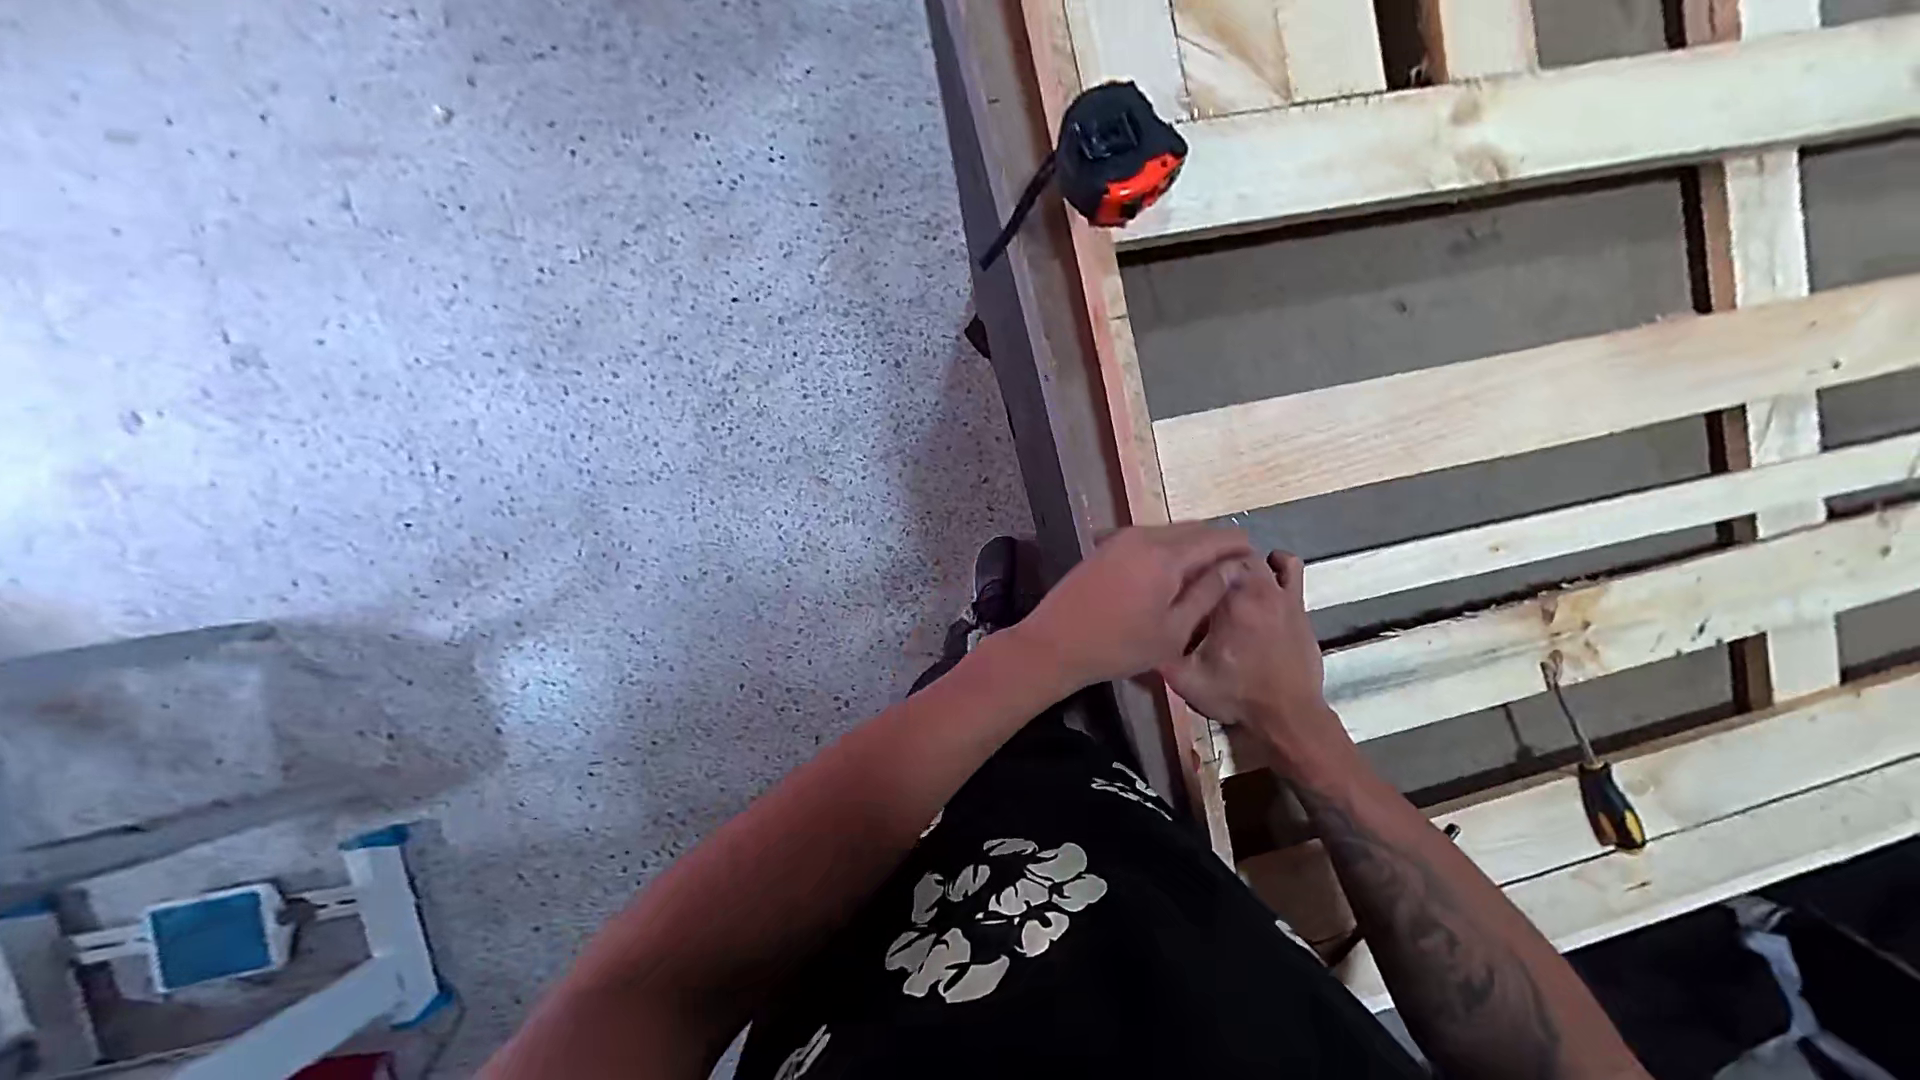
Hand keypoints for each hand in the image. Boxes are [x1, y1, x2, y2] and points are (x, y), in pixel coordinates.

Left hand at [1012, 524, 1253, 691]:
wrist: (1054, 644)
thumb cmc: (1118, 646)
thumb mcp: (1173, 630)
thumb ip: (1207, 594)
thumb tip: (1235, 568)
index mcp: (1165, 555)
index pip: (1216, 537)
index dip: (1240, 547)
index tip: (1255, 563)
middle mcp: (1143, 536)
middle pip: (1193, 529)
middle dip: (1217, 545)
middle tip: (1232, 572)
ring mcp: (1120, 538)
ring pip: (1169, 532)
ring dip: (1191, 547)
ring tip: (1203, 577)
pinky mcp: (1105, 547)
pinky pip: (1147, 539)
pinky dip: (1166, 550)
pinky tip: (1169, 577)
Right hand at [1161, 551, 1346, 761]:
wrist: (1287, 717)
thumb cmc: (1236, 697)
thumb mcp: (1186, 680)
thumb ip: (1160, 654)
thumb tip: (1137, 634)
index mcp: (1228, 603)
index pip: (1206, 561)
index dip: (1189, 562)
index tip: (1176, 572)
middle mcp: (1257, 590)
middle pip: (1232, 552)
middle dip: (1213, 559)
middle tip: (1197, 574)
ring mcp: (1282, 595)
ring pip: (1260, 556)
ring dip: (1242, 560)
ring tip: (1226, 574)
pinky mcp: (1299, 605)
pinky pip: (1290, 568)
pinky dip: (1276, 564)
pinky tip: (1264, 577)